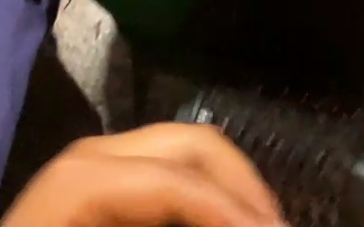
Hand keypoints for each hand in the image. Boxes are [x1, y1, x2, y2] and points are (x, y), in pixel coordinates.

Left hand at [0, 123, 286, 226]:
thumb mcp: (94, 224)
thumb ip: (171, 217)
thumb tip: (233, 217)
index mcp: (83, 177)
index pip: (177, 177)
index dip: (232, 207)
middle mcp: (93, 154)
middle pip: (190, 145)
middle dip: (241, 187)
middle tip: (279, 225)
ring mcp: (95, 164)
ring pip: (184, 155)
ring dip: (225, 190)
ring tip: (255, 221)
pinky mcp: (98, 182)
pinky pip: (164, 175)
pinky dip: (198, 198)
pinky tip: (214, 222)